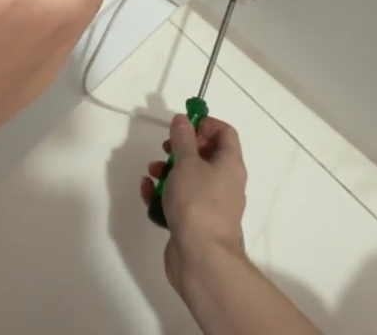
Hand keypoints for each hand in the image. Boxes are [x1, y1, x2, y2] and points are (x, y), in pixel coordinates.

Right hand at [141, 114, 249, 292]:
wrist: (202, 257)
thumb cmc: (197, 203)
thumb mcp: (187, 162)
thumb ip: (183, 138)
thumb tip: (183, 119)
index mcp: (229, 165)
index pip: (224, 132)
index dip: (204, 123)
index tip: (182, 126)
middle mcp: (224, 182)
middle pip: (204, 154)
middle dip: (180, 148)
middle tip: (166, 148)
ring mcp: (209, 203)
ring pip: (188, 177)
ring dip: (167, 170)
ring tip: (152, 173)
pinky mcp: (194, 220)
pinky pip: (178, 199)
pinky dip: (163, 193)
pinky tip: (147, 192)